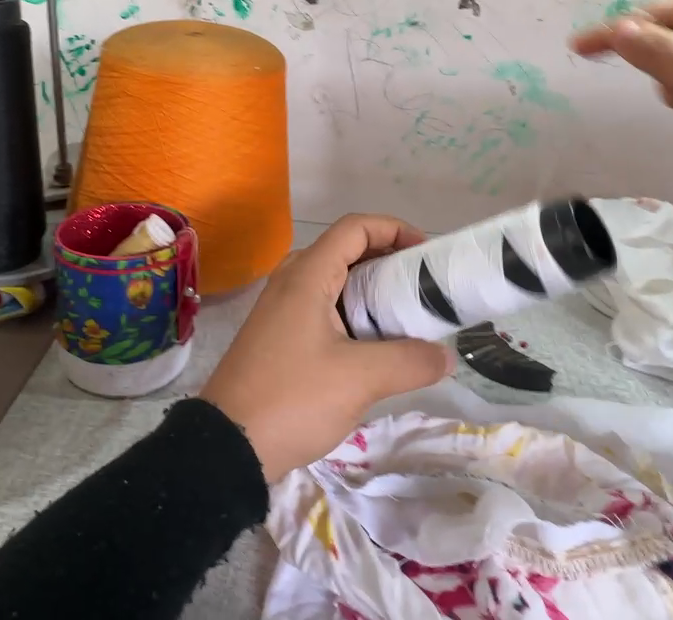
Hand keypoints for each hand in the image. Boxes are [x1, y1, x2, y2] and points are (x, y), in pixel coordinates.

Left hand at [200, 215, 454, 481]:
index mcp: (307, 275)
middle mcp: (292, 281)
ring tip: (409, 319)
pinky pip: (325, 308)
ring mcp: (283, 309)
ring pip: (336, 283)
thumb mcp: (360, 380)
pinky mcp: (281, 336)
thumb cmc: (292, 398)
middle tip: (426, 291)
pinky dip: (355, 315)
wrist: (227, 445)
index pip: (355, 227)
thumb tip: (445, 356)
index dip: (395, 230)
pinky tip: (377, 347)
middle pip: (347, 251)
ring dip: (373, 292)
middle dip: (389, 263)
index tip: (429, 256)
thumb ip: (409, 361)